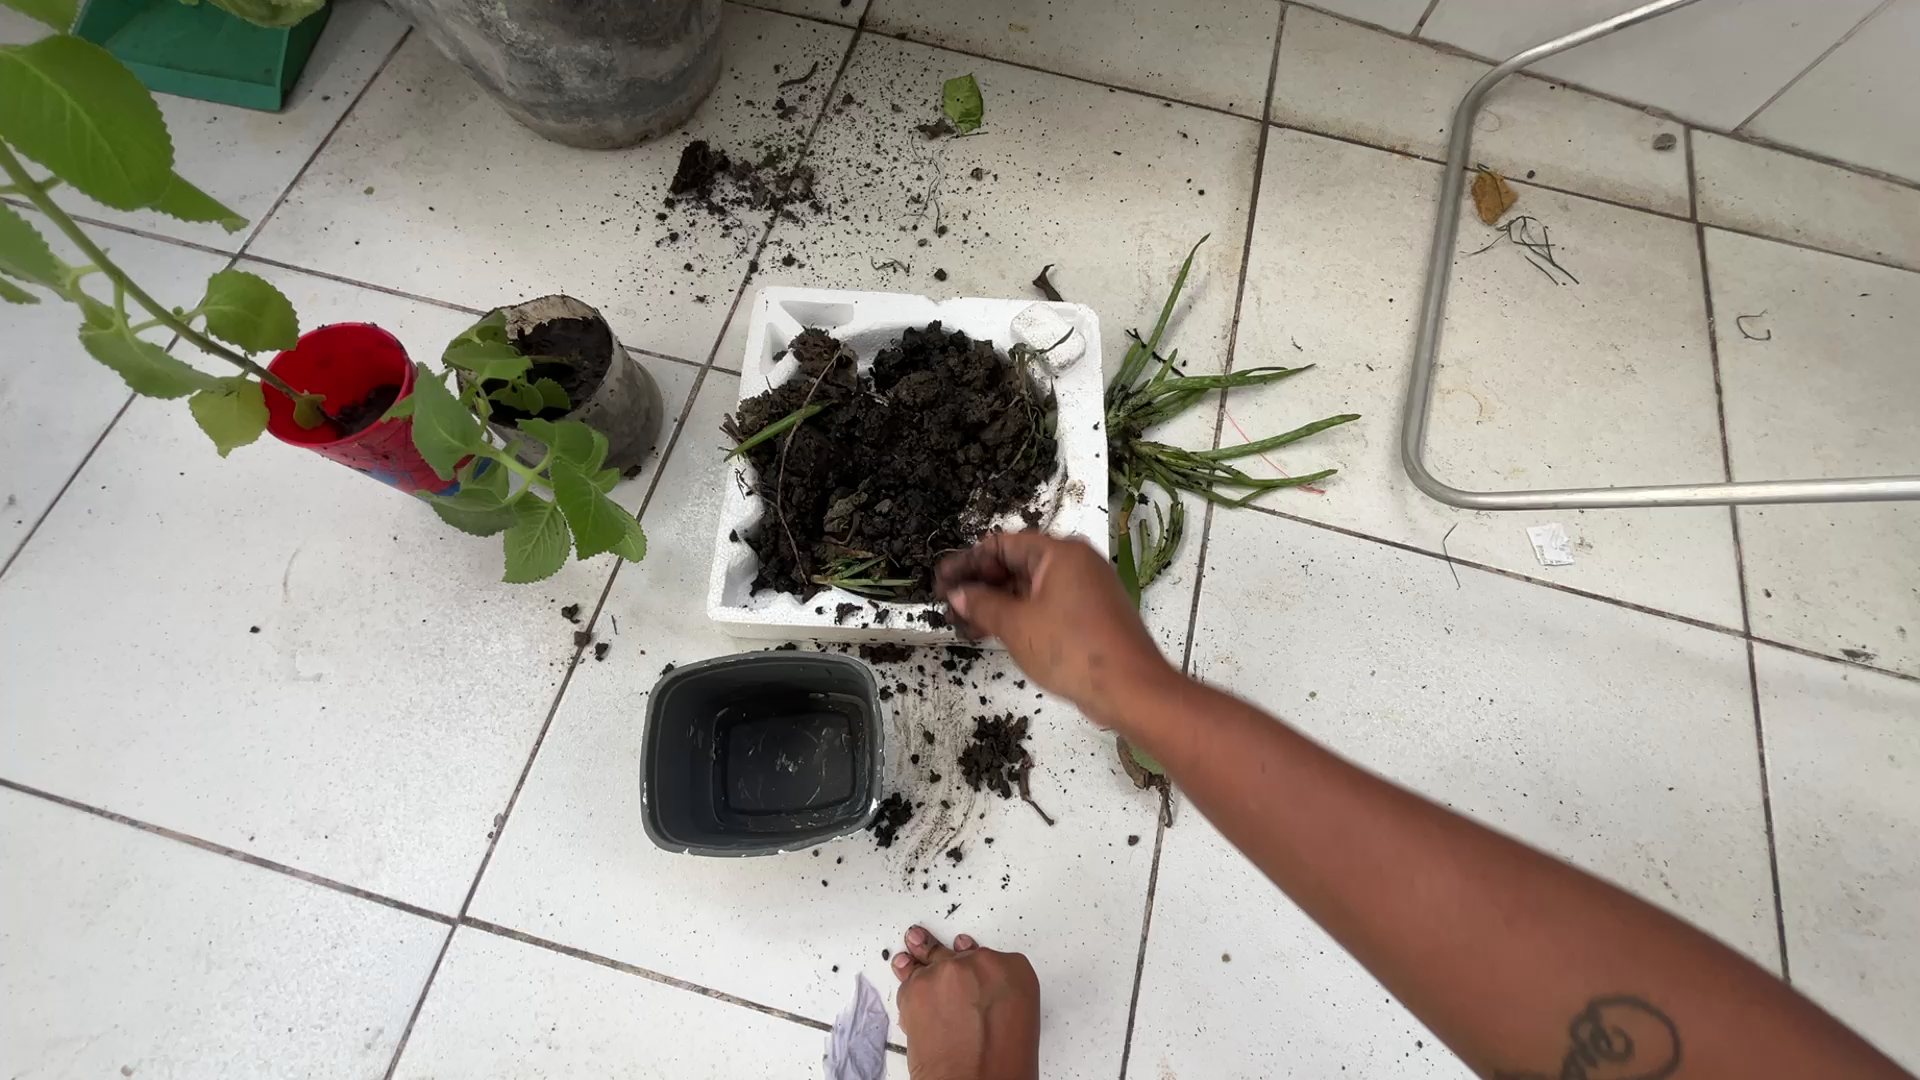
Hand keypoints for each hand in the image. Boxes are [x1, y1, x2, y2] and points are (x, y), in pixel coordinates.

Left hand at [892, 926, 1039, 1079]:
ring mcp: (947, 971)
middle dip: (949, 957)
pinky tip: (903, 971)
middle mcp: (981, 962)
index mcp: (1015, 971)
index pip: (991, 957)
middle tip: (936, 946)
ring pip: (930, 958)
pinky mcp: (918, 987)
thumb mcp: (1021, 1023)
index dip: (976, 966)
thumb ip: (999, 999)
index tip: (968, 964)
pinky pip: (909, 981)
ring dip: (921, 956)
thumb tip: (980, 1000)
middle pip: (959, 952)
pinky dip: (908, 987)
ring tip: (914, 943)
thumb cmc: (1002, 1068)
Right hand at [934, 531, 1175, 721]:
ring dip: (997, 603)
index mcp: (1060, 553)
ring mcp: (1085, 589)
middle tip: (949, 605)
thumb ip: (983, 604)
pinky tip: (995, 632)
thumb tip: (960, 594)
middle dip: (980, 585)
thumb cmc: (1073, 649)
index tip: (944, 581)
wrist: (1131, 689)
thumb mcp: (1017, 625)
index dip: (968, 562)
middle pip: (1016, 564)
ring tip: (965, 624)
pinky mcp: (1090, 614)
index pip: (1002, 544)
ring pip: (1030, 587)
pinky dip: (1020, 615)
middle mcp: (1075, 563)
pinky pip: (1046, 604)